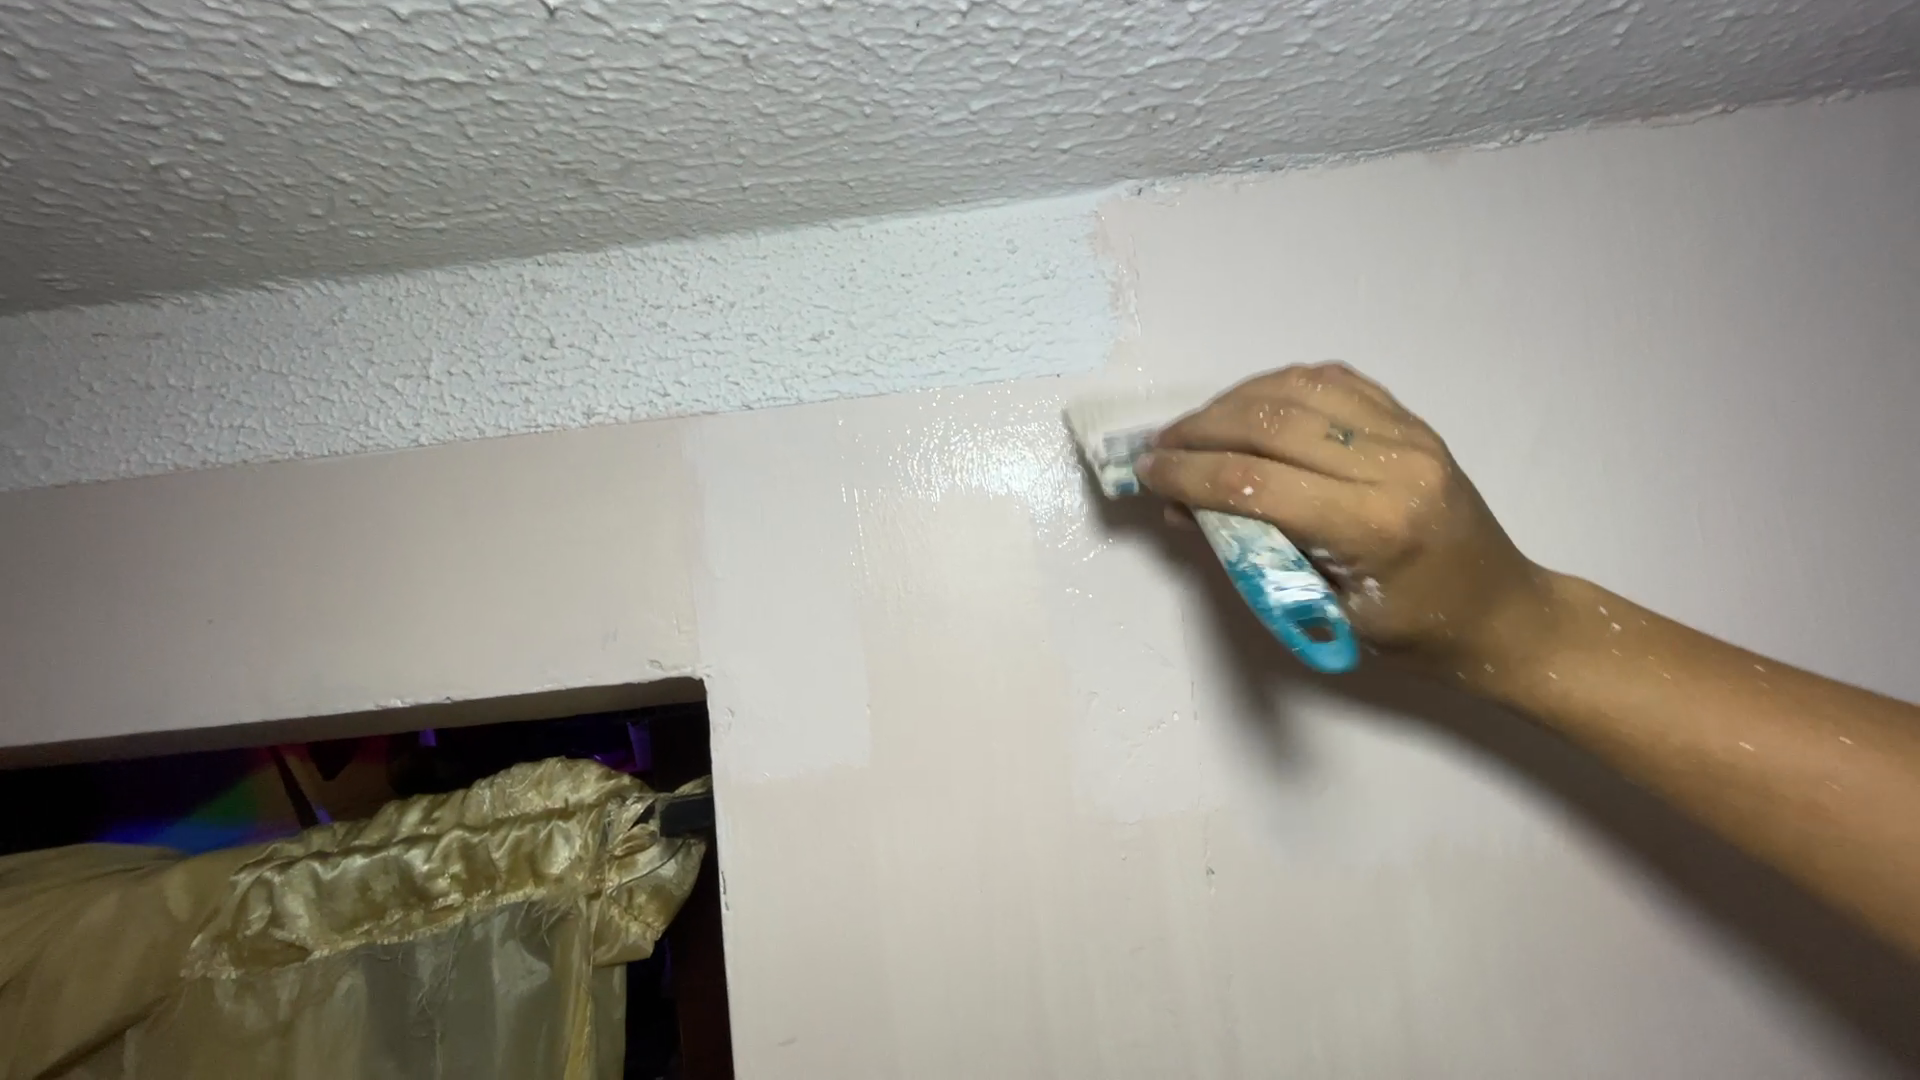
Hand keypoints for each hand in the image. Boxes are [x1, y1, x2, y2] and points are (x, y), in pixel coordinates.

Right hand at [1136, 363, 1549, 666]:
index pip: (1254, 482)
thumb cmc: (1409, 631)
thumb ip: (1252, 553)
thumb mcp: (1320, 609)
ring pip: (1297, 389)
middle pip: (1269, 424)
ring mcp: (1409, 434)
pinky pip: (1331, 381)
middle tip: (1159, 447)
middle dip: (1198, 431)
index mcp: (1373, 526)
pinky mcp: (1411, 420)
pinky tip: (1247, 405)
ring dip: (1231, 401)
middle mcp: (1394, 466)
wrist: (1498, 611)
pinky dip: (1276, 386)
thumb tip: (1185, 510)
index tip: (1147, 474)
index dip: (1188, 473)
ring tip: (1194, 425)